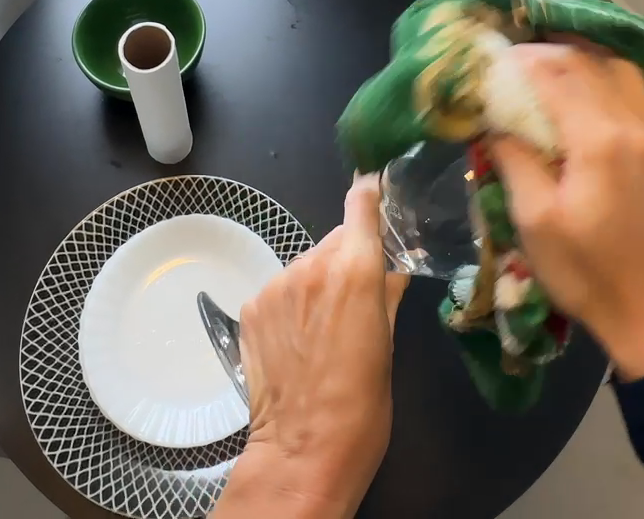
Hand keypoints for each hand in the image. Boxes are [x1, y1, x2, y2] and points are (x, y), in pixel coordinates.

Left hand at [213, 177, 407, 518]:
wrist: (303, 450)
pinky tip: (298, 339)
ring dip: (318, 282)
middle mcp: (311, 265)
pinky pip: (280, 288)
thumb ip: (387, 292)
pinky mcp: (251, 305)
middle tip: (356, 296)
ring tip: (324, 328)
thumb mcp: (388, 345)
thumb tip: (391, 265)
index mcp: (355, 270)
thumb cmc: (363, 404)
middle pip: (335, 239)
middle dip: (348, 257)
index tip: (376, 192)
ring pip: (306, 264)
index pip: (360, 204)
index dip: (370, 194)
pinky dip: (292, 302)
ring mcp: (276, 284)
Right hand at [486, 43, 643, 379]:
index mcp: (597, 141)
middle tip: (514, 54)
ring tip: (562, 47)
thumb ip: (514, 157)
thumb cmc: (580, 269)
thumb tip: (494, 116)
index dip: (521, 61)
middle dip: (549, 52)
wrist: (641, 312)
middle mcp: (632, 128)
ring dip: (594, 55)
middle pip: (589, 68)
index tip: (492, 56)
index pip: (555, 78)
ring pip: (627, 76)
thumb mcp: (533, 217)